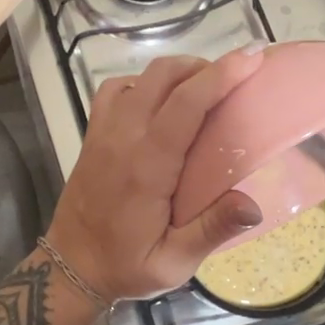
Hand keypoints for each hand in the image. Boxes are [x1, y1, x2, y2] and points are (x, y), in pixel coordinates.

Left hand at [44, 48, 266, 301]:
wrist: (70, 267)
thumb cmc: (126, 266)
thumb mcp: (173, 264)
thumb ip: (211, 231)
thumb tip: (253, 205)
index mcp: (147, 167)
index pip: (185, 104)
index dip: (220, 75)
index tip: (251, 57)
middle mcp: (124, 138)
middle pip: (163, 76)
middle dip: (203, 65)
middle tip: (236, 75)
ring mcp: (104, 132)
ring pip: (140, 77)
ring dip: (175, 71)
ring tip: (204, 85)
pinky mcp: (94, 134)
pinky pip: (115, 90)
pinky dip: (143, 83)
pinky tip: (160, 100)